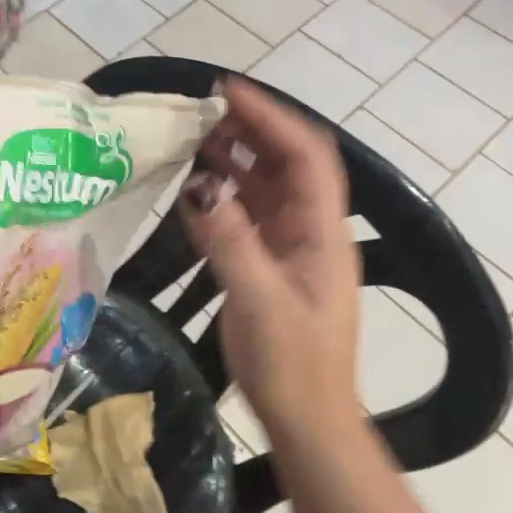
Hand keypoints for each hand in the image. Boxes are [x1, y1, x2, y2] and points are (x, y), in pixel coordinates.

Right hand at [180, 77, 360, 438]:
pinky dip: (220, 187)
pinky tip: (191, 181)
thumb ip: (230, 238)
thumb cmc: (292, 364)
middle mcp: (309, 229)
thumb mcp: (260, 301)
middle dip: (250, 127)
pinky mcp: (266, 260)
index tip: (228, 90)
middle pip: (286, 161)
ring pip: (264, 182)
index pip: (305, 157)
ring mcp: (288, 244)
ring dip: (234, 153)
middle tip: (201, 106)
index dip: (272, 117)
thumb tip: (198, 180)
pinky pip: (245, 209)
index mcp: (321, 232)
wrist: (306, 421)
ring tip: (191, 133)